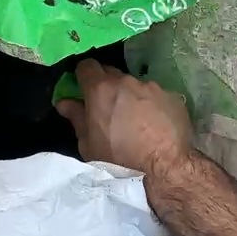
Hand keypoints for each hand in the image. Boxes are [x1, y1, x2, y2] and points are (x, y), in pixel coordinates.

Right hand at [55, 59, 194, 176]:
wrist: (164, 169)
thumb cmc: (119, 160)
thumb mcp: (88, 144)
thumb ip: (76, 118)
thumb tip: (64, 102)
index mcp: (100, 89)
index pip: (87, 66)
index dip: (84, 76)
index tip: (85, 89)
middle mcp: (125, 81)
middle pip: (111, 74)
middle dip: (107, 86)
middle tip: (108, 108)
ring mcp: (151, 87)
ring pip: (135, 85)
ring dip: (131, 96)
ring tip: (136, 120)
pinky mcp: (172, 96)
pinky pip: (156, 96)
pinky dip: (152, 105)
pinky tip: (155, 125)